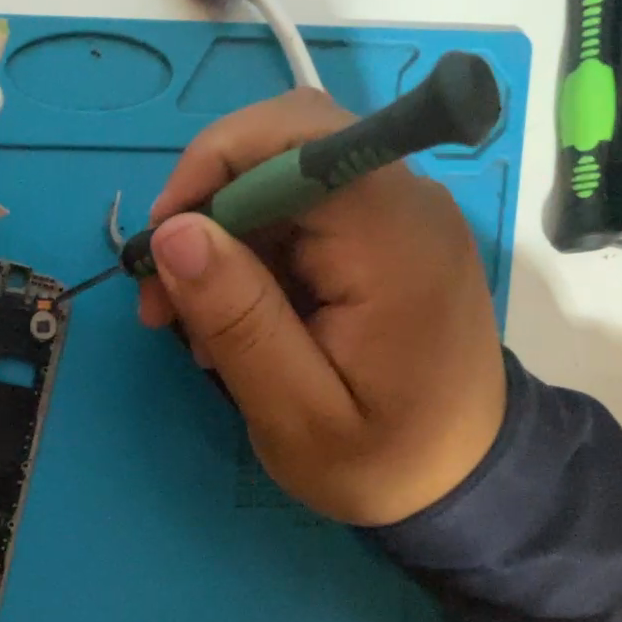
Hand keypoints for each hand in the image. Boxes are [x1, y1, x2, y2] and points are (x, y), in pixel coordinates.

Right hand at [137, 89, 505, 526]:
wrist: (460, 483)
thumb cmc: (381, 460)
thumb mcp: (295, 411)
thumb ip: (238, 320)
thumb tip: (173, 233)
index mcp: (392, 239)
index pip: (297, 138)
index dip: (214, 167)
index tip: (161, 243)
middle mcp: (404, 204)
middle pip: (284, 150)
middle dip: (206, 208)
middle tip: (162, 293)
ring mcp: (397, 218)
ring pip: (281, 184)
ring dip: (219, 241)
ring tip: (190, 325)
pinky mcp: (382, 240)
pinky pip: (299, 220)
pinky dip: (248, 258)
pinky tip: (231, 320)